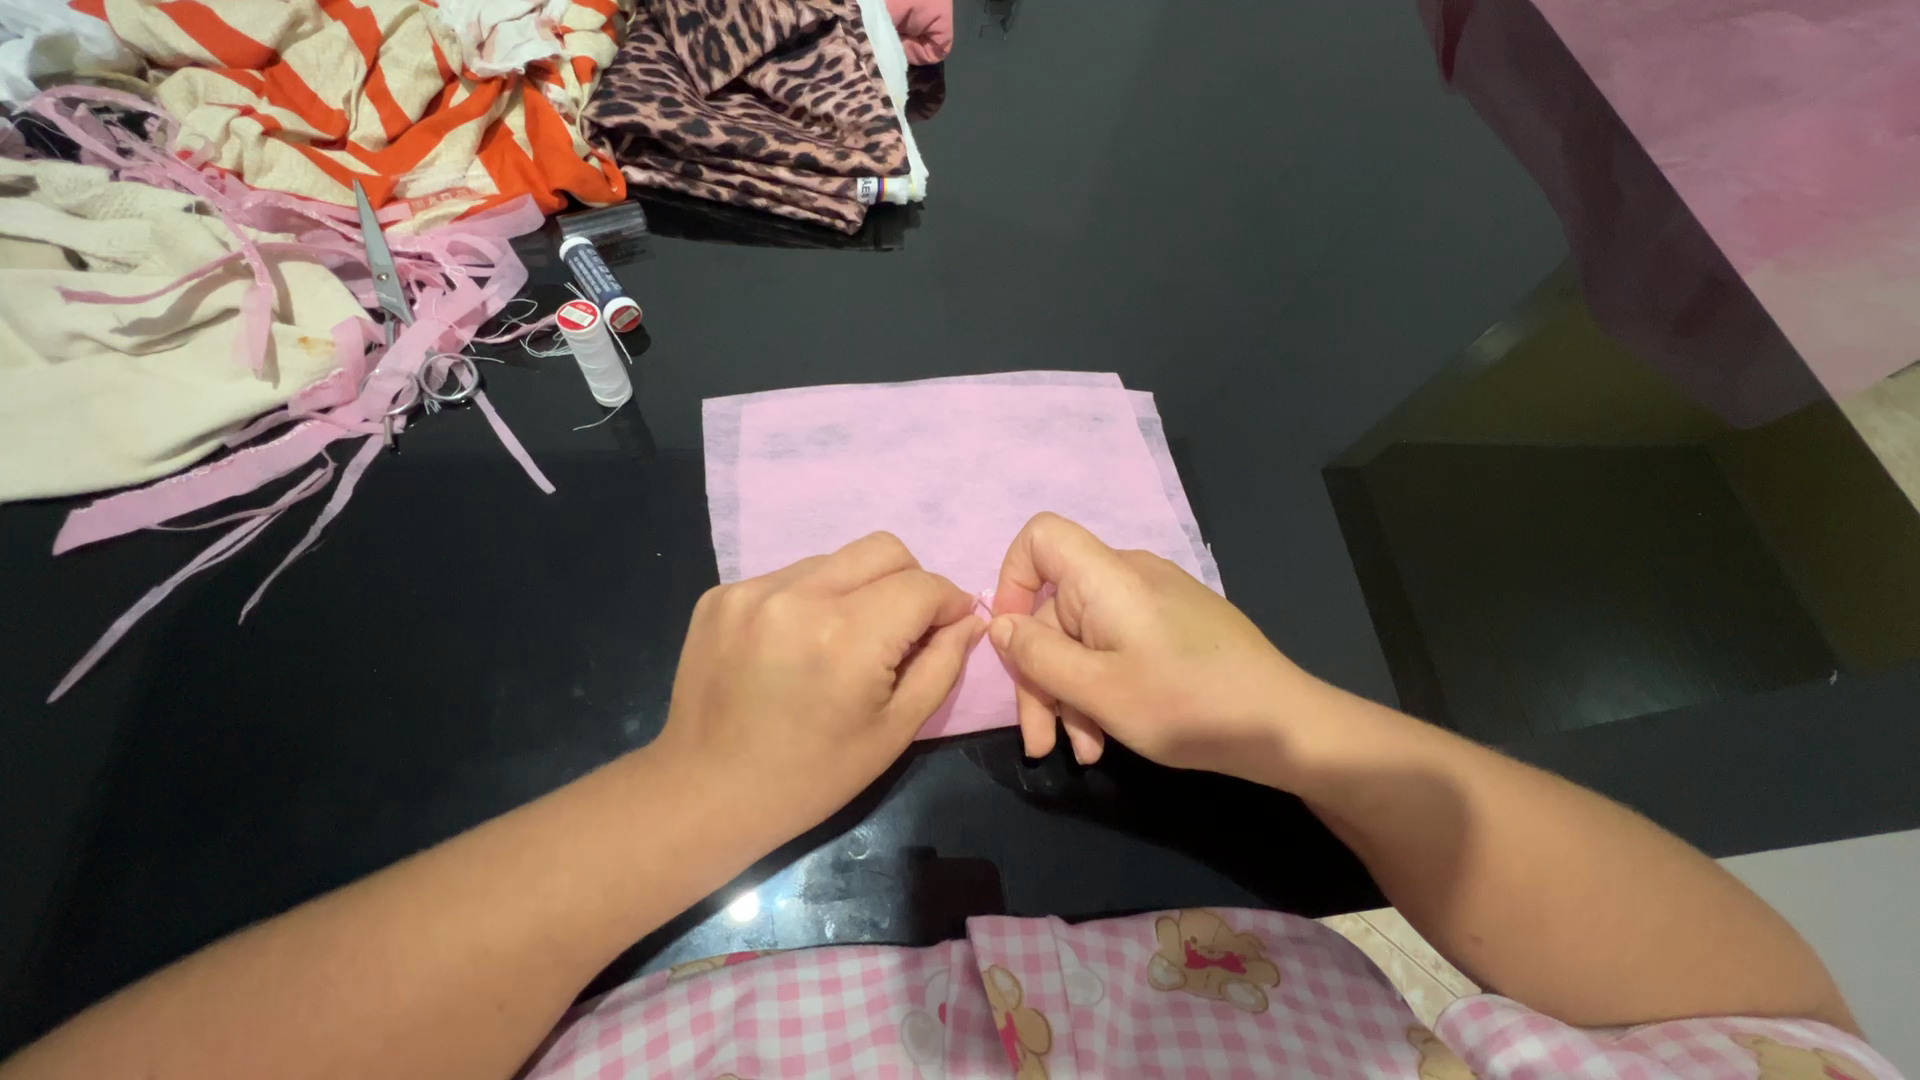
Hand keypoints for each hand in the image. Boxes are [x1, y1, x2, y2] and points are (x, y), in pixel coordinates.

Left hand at [656, 532, 982, 846]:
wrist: (706, 793)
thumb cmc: (812, 775)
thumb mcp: (895, 730)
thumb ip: (942, 664)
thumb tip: (969, 618)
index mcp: (846, 636)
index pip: (922, 586)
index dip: (948, 602)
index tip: (949, 626)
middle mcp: (798, 596)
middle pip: (883, 549)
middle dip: (910, 581)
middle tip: (903, 628)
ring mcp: (751, 590)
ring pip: (836, 559)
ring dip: (857, 589)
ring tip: (842, 640)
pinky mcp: (721, 594)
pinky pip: (790, 575)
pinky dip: (811, 598)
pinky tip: (797, 644)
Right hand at [988, 512, 1308, 778]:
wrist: (1285, 726)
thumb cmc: (1186, 705)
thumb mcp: (1097, 690)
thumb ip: (1038, 655)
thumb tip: (1000, 624)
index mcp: (1106, 577)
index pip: (1040, 537)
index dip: (1012, 581)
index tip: (1015, 643)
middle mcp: (1128, 575)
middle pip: (1057, 609)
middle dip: (1042, 677)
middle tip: (1042, 743)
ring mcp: (1154, 600)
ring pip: (1086, 636)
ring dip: (1073, 694)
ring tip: (1086, 752)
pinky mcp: (1174, 624)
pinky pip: (1117, 644)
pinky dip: (1103, 686)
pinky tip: (1109, 735)